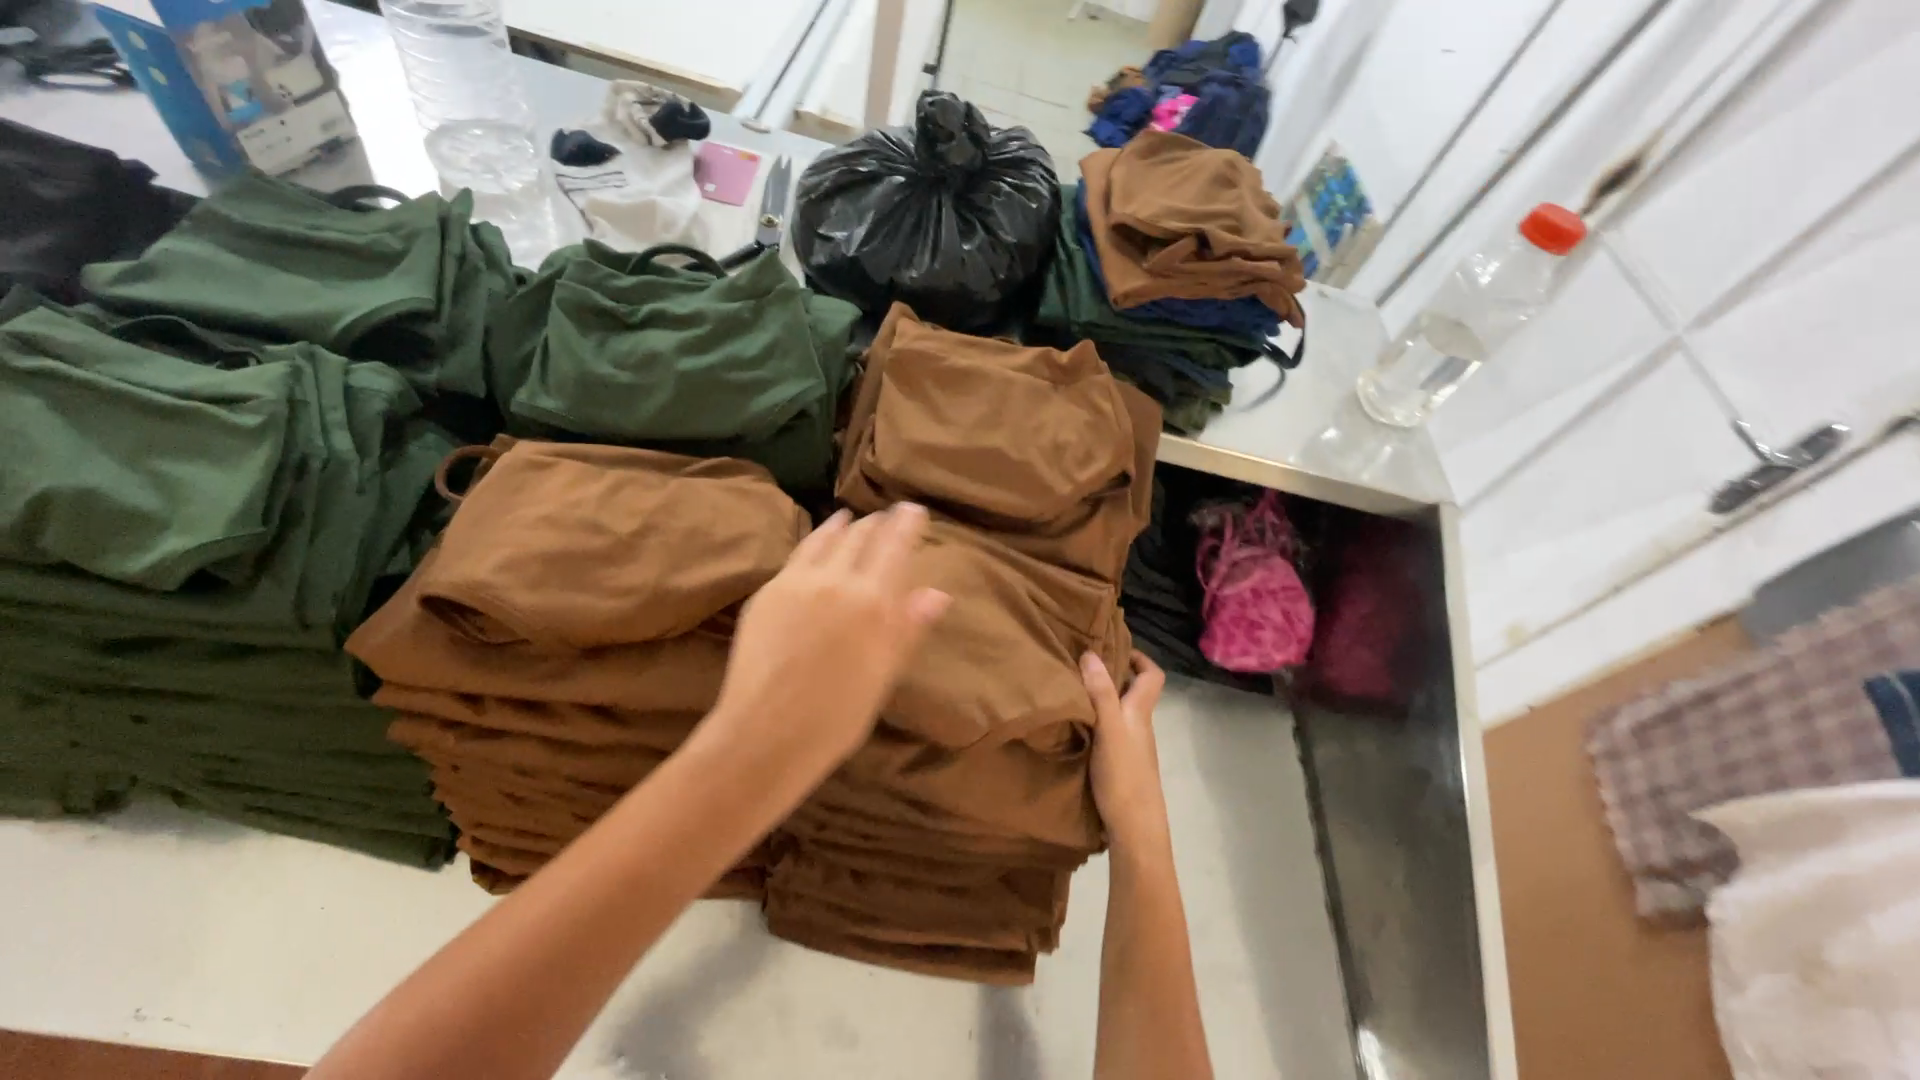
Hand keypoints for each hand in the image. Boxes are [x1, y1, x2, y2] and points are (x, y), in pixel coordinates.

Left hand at [704, 505, 950, 773]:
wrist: (765, 734)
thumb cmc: (836, 717)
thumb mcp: (883, 674)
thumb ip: (907, 627)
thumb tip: (937, 593)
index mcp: (872, 602)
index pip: (894, 548)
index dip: (905, 525)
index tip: (913, 509)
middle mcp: (835, 581)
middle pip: (859, 538)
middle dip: (875, 524)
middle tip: (884, 517)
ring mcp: (796, 583)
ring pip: (824, 540)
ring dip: (841, 527)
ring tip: (849, 519)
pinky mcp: (767, 593)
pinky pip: (797, 556)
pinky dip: (814, 542)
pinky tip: (815, 547)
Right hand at [1082, 651, 1169, 851]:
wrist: (1134, 829)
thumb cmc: (1124, 776)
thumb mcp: (1109, 729)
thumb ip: (1101, 693)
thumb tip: (1091, 654)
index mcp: (1140, 713)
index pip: (1152, 675)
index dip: (1139, 658)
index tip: (1114, 647)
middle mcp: (1139, 727)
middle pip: (1133, 692)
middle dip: (1112, 675)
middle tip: (1082, 664)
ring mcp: (1130, 748)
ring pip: (1119, 713)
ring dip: (1100, 699)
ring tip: (1070, 691)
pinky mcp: (1119, 767)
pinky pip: (1108, 733)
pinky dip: (1094, 723)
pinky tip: (1072, 728)